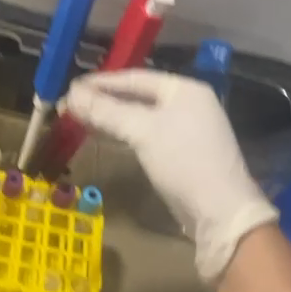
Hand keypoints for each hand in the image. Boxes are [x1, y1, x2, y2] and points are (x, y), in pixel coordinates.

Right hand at [66, 69, 278, 284]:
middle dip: (103, 100)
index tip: (69, 88)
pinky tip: (105, 135)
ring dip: (111, 117)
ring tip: (80, 119)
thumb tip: (70, 94)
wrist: (221, 213)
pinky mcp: (182, 153)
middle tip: (69, 105)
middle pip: (137, 96)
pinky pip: (147, 134)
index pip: (134, 78)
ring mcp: (187, 129)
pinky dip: (124, 133)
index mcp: (184, 89)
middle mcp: (188, 104)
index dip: (100, 83)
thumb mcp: (142, 132)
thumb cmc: (184, 162)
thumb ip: (105, 111)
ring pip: (140, 116)